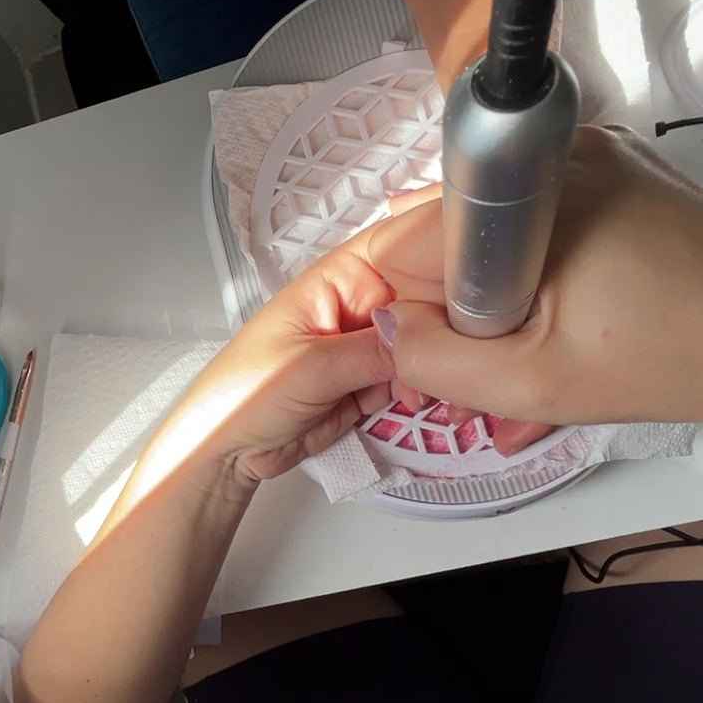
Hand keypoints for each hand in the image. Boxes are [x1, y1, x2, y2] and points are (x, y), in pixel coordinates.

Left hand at [157, 206, 432, 488]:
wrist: (227, 450)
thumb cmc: (243, 395)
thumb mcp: (311, 368)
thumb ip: (374, 351)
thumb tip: (428, 338)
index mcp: (337, 279)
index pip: (405, 252)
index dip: (443, 267)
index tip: (474, 295)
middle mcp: (357, 306)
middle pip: (425, 301)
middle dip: (445, 330)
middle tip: (454, 360)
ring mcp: (366, 346)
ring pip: (425, 345)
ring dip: (436, 368)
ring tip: (435, 391)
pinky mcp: (369, 382)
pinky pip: (412, 380)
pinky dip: (424, 392)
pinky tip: (427, 403)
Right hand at [370, 126, 702, 436]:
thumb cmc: (667, 363)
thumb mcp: (530, 387)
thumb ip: (432, 361)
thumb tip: (387, 326)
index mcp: (530, 196)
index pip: (405, 241)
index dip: (403, 305)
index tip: (434, 354)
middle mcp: (558, 156)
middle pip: (444, 230)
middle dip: (444, 302)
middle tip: (482, 360)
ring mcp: (592, 158)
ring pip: (487, 226)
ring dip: (484, 290)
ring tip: (529, 340)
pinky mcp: (617, 172)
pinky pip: (532, 217)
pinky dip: (525, 268)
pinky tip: (557, 310)